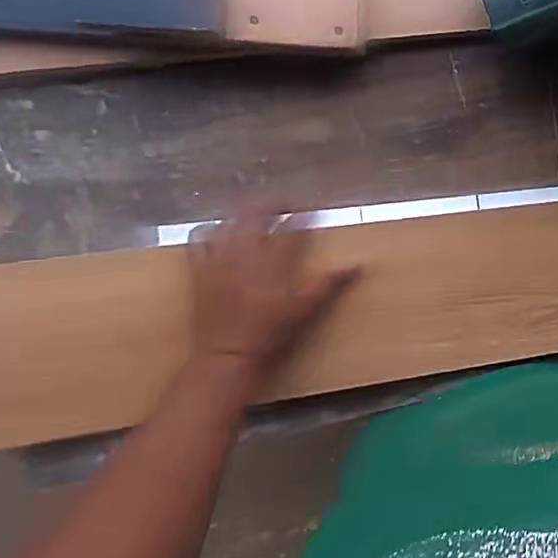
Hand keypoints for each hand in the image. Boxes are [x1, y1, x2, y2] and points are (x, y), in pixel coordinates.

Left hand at [188, 205, 359, 369]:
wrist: (227, 353)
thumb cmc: (272, 332)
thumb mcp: (306, 308)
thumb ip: (329, 283)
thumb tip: (357, 265)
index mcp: (274, 264)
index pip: (291, 229)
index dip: (302, 216)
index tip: (311, 211)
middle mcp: (246, 256)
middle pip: (256, 217)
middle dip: (271, 204)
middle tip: (283, 203)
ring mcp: (220, 262)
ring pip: (228, 224)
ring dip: (242, 215)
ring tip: (253, 213)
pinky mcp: (201, 271)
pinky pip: (200, 241)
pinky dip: (210, 231)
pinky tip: (218, 231)